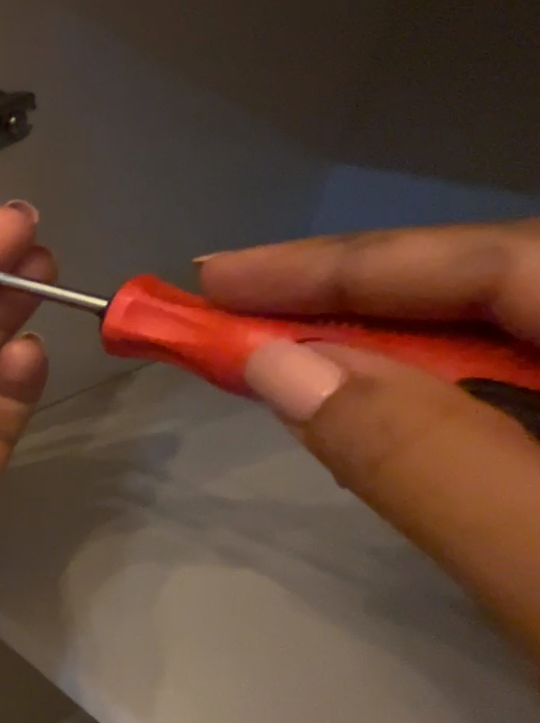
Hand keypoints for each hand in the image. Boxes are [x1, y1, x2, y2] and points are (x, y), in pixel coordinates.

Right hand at [203, 218, 539, 655]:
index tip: (215, 279)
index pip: (518, 263)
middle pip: (523, 290)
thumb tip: (276, 364)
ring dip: (402, 346)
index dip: (350, 262)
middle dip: (363, 301)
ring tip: (295, 362)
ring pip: (534, 341)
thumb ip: (425, 460)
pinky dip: (461, 392)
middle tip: (232, 319)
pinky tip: (406, 411)